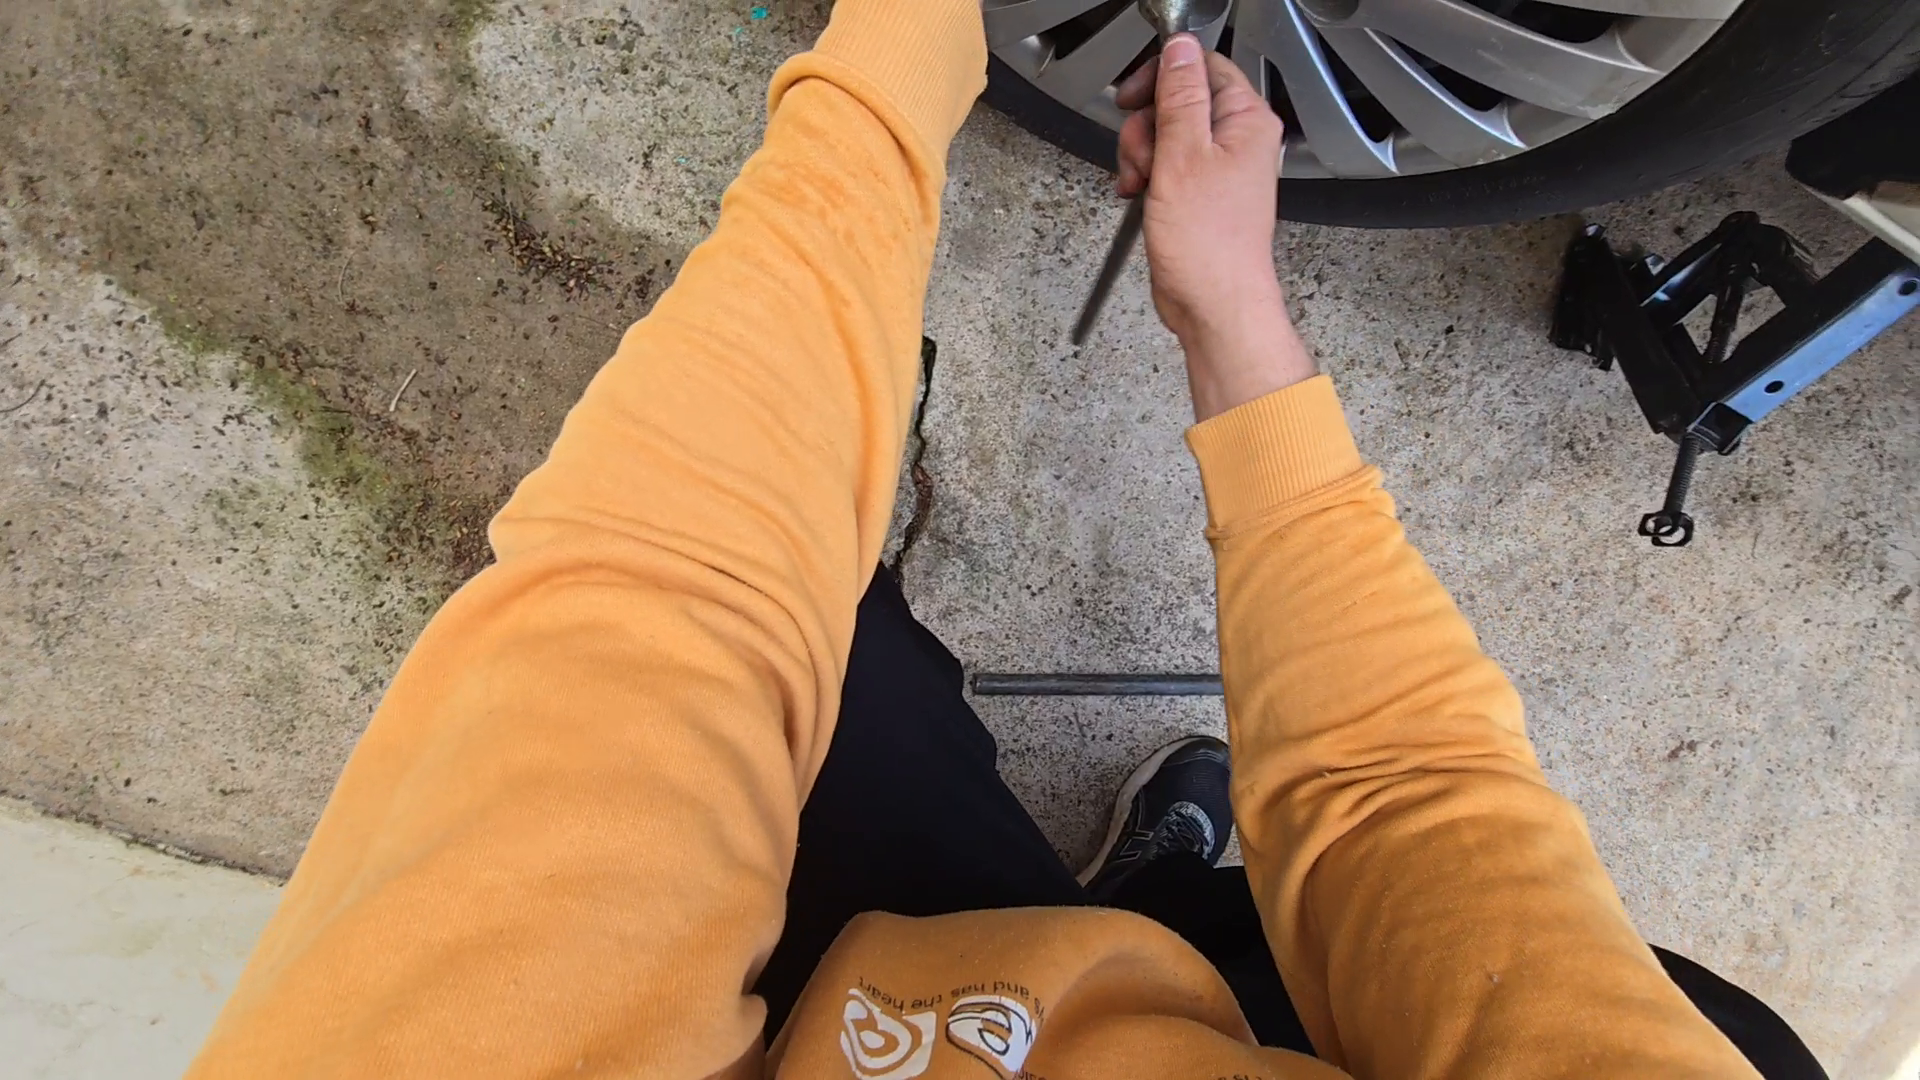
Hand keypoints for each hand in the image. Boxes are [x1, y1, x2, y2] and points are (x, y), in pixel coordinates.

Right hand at [1115, 35, 1315, 420]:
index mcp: (1245, 120)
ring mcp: (1215, 172)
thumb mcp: (1182, 158)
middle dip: (1145, 129)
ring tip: (1142, 187)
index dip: (1160, 77)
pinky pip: (1163, 172)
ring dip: (1140, 159)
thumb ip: (1179, 98)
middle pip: (1176, 104)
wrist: (1212, 304)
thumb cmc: (1208, 246)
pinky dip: (1145, 182)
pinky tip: (1138, 198)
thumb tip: (1178, 50)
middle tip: (1143, 161)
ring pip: (1164, 140)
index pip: (1201, 67)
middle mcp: (1235, 143)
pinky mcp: (1196, 199)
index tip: (1131, 98)